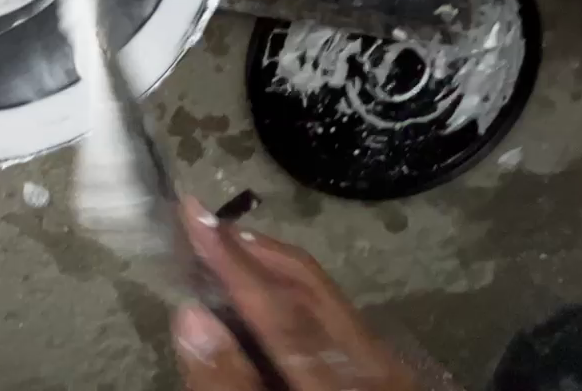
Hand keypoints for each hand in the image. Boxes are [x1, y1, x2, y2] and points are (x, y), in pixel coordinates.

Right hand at [174, 199, 421, 390]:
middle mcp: (373, 373)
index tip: (190, 209)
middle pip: (309, 289)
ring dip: (270, 270)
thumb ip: (228, 388)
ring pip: (325, 298)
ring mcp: (390, 376)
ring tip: (225, 256)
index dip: (231, 256)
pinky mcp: (391, 379)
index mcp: (335, 386)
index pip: (277, 309)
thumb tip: (189, 315)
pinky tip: (266, 305)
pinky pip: (338, 318)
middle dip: (251, 250)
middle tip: (201, 227)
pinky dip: (294, 298)